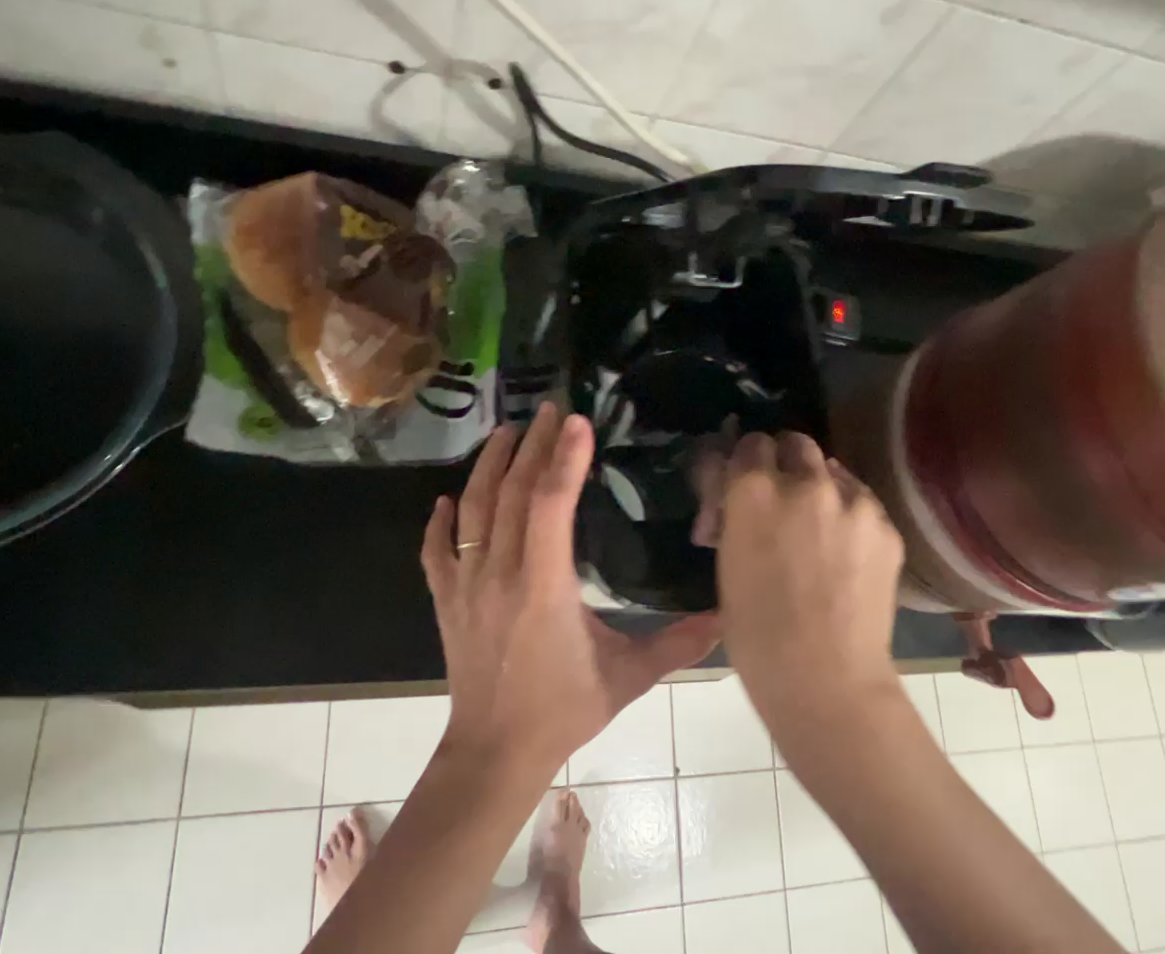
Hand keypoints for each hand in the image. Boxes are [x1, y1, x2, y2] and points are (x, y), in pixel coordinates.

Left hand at [422, 403, 720, 769]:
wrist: (494, 753)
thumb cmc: (563, 711)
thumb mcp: (626, 676)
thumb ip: (677, 643)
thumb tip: (727, 617)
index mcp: (544, 586)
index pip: (551, 506)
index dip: (565, 459)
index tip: (577, 422)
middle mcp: (499, 575)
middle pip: (512, 495)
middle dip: (531, 448)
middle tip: (548, 410)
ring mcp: (465, 587)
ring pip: (472, 512)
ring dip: (488, 467)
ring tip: (505, 432)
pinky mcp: (446, 602)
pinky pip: (437, 552)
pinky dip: (441, 522)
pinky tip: (447, 499)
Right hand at [714, 432, 905, 706]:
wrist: (825, 676)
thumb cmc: (756, 632)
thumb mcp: (728, 563)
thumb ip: (736, 515)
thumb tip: (739, 496)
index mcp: (753, 490)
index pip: (751, 443)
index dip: (747, 462)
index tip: (745, 483)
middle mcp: (805, 482)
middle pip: (797, 444)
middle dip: (786, 462)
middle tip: (782, 497)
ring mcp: (853, 502)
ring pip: (834, 472)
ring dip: (821, 488)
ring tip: (818, 528)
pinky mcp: (887, 526)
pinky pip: (863, 504)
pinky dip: (850, 517)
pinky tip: (845, 554)